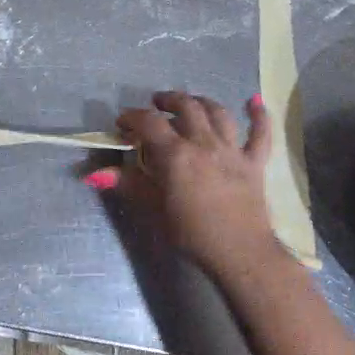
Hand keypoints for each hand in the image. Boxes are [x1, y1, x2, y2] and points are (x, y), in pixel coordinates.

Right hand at [115, 91, 279, 268]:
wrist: (241, 254)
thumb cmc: (192, 233)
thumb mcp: (154, 209)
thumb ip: (127, 185)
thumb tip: (93, 174)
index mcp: (176, 154)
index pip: (149, 122)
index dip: (132, 117)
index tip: (122, 122)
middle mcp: (204, 143)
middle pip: (186, 107)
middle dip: (168, 100)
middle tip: (156, 104)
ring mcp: (232, 151)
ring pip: (218, 113)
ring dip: (202, 102)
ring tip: (191, 102)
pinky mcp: (255, 163)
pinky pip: (261, 135)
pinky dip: (259, 116)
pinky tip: (254, 100)